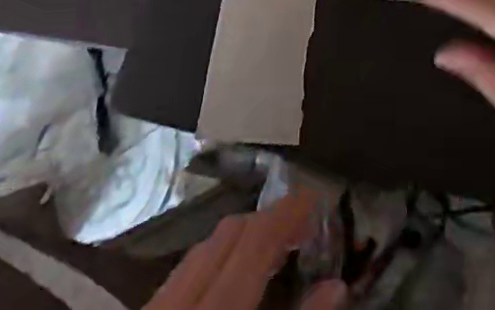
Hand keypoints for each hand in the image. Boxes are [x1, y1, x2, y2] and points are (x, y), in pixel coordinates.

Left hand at [146, 189, 342, 309]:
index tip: (314, 195)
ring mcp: (158, 303)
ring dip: (236, 238)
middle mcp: (183, 295)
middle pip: (227, 235)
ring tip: (268, 248)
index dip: (287, 213)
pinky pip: (181, 273)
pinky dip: (211, 261)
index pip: (256, 240)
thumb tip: (336, 285)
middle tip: (299, 225)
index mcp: (220, 303)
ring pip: (200, 250)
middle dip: (264, 221)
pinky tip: (225, 279)